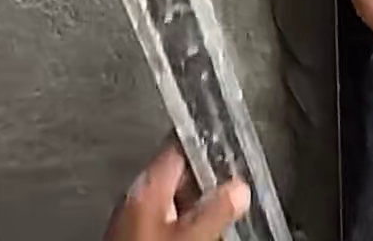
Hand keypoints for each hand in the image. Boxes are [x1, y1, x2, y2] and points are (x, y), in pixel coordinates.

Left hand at [105, 142, 249, 240]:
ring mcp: (132, 222)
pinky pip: (164, 222)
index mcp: (147, 185)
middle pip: (179, 173)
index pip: (180, 144)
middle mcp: (136, 197)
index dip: (207, 142)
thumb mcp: (191, 238)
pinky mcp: (133, 240)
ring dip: (196, 206)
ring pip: (172, 200)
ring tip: (218, 215)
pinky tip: (197, 234)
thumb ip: (217, 209)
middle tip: (230, 187)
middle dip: (206, 180)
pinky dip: (182, 225)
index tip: (231, 145)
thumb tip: (240, 189)